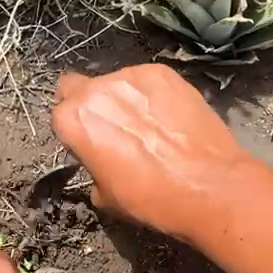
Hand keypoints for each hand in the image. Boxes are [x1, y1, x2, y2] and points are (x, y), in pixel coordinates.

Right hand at [51, 64, 268, 241]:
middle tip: (113, 128)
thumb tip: (103, 162)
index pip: (60, 114)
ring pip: (115, 83)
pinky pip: (147, 81)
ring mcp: (131, 77)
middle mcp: (96, 91)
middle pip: (78, 86)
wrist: (211, 188)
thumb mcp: (105, 196)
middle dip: (89, 104)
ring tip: (150, 126)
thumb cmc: (152, 198)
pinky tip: (169, 118)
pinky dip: (152, 95)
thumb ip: (92, 167)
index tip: (92, 144)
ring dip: (123, 99)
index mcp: (73, 119)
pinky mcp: (163, 73)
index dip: (75, 130)